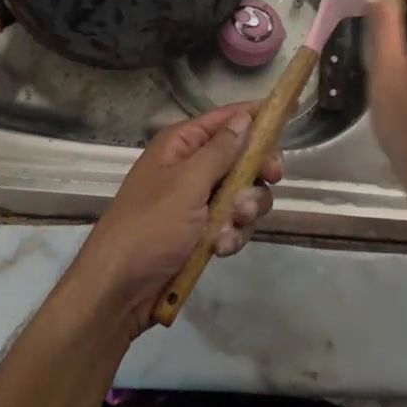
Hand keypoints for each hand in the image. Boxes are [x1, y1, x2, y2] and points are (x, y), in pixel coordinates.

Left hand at [65, 102, 281, 339]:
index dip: (255, 119)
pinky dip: (231, 235)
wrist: (120, 288)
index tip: (285, 122)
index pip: (226, 119)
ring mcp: (198, 201)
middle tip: (270, 181)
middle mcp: (192, 167)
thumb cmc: (150, 226)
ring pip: (243, 194)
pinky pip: (233, 224)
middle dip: (255, 175)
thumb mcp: (187, 184)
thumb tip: (245, 118)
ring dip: (243, 211)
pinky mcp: (203, 232)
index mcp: (182, 145)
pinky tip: (220, 249)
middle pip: (242, 157)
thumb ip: (221, 151)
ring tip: (228, 228)